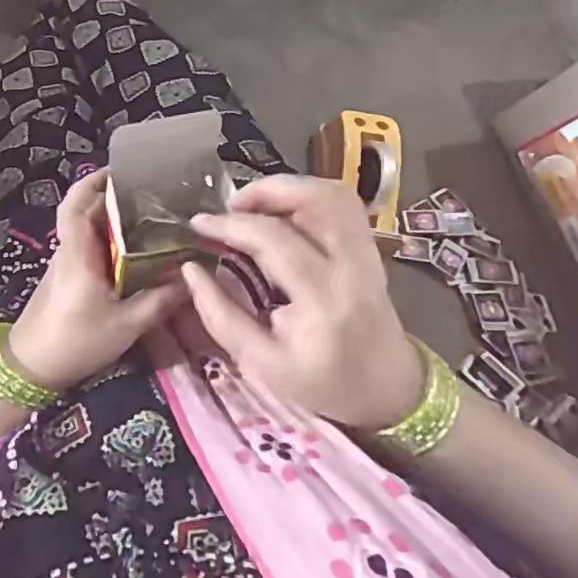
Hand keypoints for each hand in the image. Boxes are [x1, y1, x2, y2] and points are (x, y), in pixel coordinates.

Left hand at [6, 169, 185, 389]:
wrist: (31, 368)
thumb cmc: (75, 341)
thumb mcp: (125, 324)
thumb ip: (159, 301)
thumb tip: (191, 280)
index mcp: (77, 252)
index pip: (76, 203)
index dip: (94, 181)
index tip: (120, 171)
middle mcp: (69, 251)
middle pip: (86, 212)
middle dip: (114, 199)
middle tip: (152, 196)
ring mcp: (66, 265)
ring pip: (89, 231)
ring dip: (113, 221)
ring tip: (151, 220)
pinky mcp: (68, 279)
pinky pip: (91, 250)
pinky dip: (111, 243)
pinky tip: (136, 254)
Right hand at [182, 175, 423, 430]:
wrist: (387, 389)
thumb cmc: (321, 381)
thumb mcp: (260, 362)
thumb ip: (220, 315)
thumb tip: (190, 269)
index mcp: (322, 300)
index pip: (273, 239)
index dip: (230, 225)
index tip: (198, 225)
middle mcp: (352, 266)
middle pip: (312, 201)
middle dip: (260, 193)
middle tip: (228, 209)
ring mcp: (367, 252)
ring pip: (331, 194)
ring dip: (286, 188)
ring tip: (253, 205)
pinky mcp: (370, 246)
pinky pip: (341, 202)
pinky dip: (306, 195)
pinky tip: (281, 211)